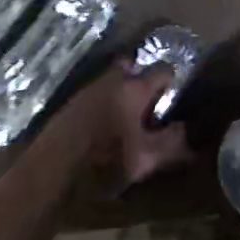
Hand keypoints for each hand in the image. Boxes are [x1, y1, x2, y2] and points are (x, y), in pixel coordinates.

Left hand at [39, 59, 190, 196]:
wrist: (50, 174)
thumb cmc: (104, 163)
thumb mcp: (147, 158)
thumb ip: (173, 142)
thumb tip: (189, 131)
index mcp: (133, 89)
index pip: (163, 70)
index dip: (173, 81)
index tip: (177, 96)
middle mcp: (110, 81)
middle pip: (132, 66)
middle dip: (143, 78)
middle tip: (152, 101)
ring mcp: (86, 90)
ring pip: (112, 80)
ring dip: (123, 91)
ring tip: (131, 116)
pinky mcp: (70, 104)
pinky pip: (96, 94)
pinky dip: (106, 102)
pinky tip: (108, 125)